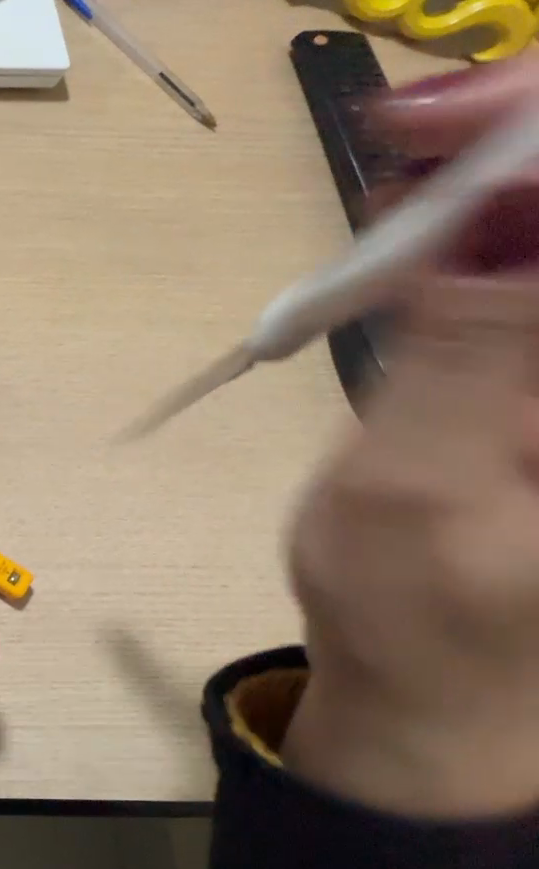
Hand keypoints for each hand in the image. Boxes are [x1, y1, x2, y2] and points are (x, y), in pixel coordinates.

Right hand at [278, 63, 538, 820]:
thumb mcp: (415, 500)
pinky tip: (434, 217)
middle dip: (537, 128)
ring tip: (410, 159)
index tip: (428, 128)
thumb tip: (478, 229)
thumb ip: (461, 364)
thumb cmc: (417, 612)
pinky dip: (500, 211)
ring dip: (513, 164)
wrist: (439, 674)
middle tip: (409, 126)